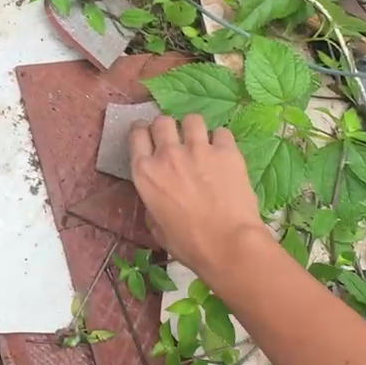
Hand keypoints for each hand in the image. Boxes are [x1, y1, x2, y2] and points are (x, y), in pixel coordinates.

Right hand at [129, 113, 264, 273]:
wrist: (229, 245)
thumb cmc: (189, 244)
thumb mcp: (156, 227)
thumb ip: (152, 204)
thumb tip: (158, 200)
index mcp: (145, 172)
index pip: (136, 134)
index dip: (142, 132)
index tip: (147, 135)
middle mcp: (168, 154)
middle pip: (162, 121)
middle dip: (167, 127)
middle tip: (174, 139)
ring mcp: (198, 149)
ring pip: (192, 119)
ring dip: (193, 129)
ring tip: (200, 141)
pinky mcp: (226, 151)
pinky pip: (222, 132)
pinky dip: (221, 140)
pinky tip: (223, 152)